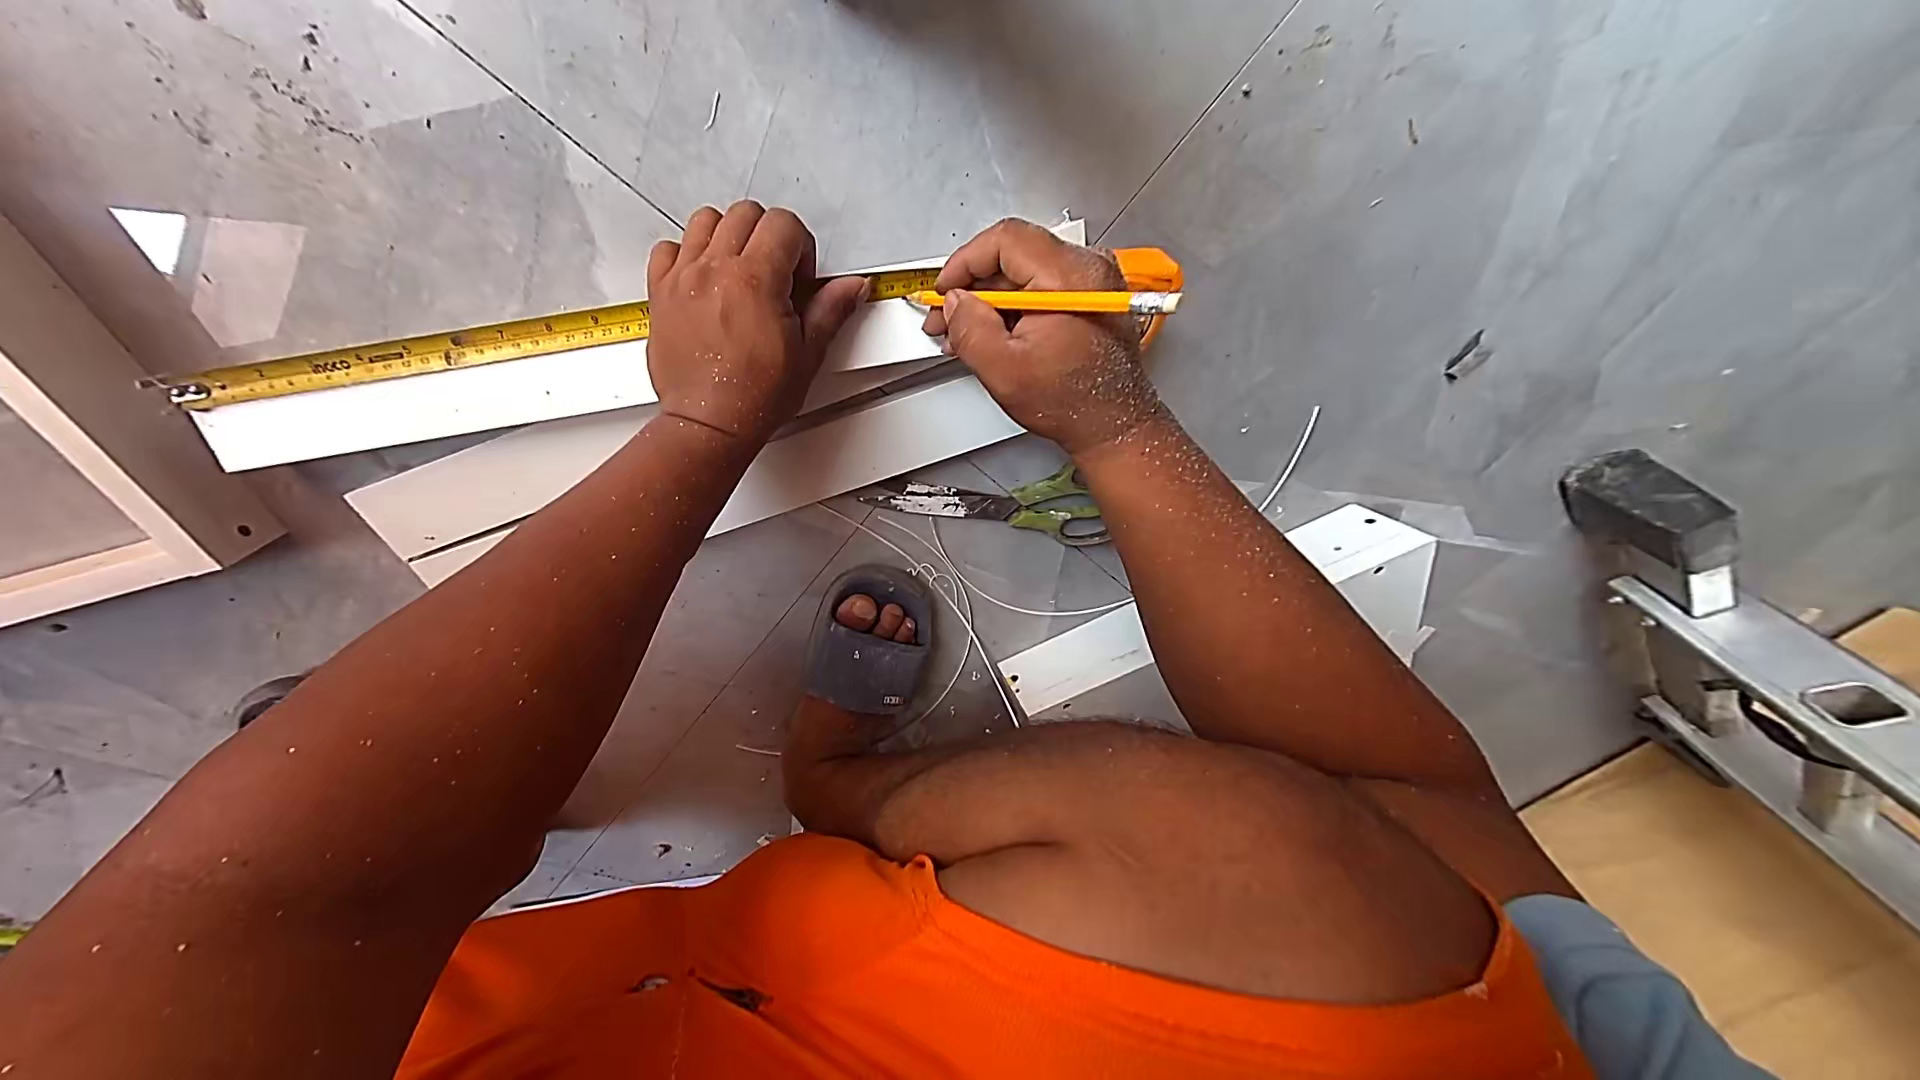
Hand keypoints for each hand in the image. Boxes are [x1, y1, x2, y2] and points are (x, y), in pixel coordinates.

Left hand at [646, 200, 868, 441]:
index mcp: (755, 281)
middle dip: (769, 238)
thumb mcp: (808, 354)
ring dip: (729, 237)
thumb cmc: (753, 398)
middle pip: (746, 214)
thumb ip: (831, 310)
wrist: (710, 423)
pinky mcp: (661, 292)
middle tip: (776, 277)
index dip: (801, 249)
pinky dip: (687, 253)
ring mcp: (684, 278)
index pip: (784, 224)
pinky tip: (706, 280)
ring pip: (706, 220)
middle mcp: (715, 271)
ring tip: (741, 274)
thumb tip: (852, 287)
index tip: (799, 280)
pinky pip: (668, 248)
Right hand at [922, 218, 1166, 454]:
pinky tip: (993, 334)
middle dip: (973, 286)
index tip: (944, 289)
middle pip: (1013, 255)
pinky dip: (1013, 308)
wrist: (1112, 425)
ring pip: (1024, 273)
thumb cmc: (1075, 403)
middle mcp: (1088, 269)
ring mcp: (1092, 283)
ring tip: (965, 332)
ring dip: (990, 300)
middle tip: (946, 315)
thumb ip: (970, 329)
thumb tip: (954, 303)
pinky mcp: (1089, 299)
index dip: (965, 262)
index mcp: (1070, 278)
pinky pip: (1041, 289)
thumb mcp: (1004, 370)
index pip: (1006, 240)